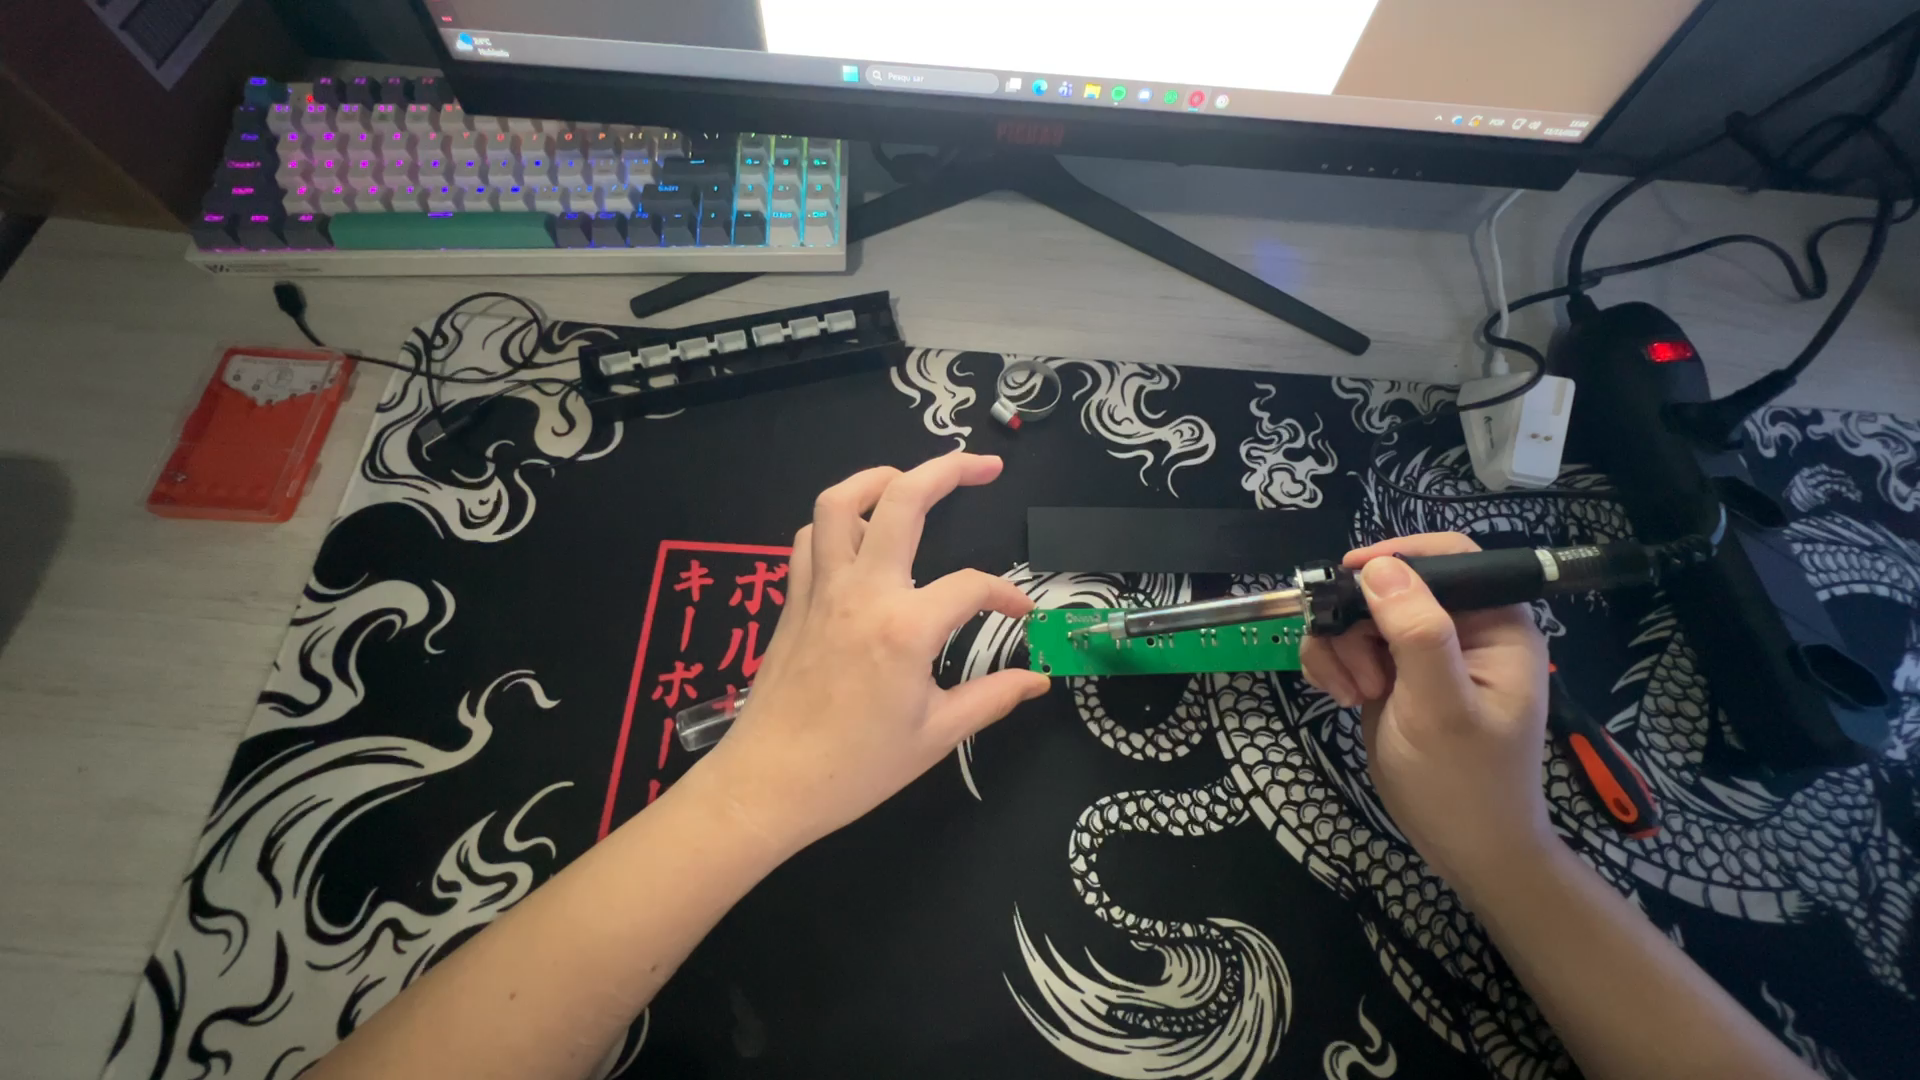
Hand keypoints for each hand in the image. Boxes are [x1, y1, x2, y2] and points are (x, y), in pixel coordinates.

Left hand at [692, 453, 1050, 856]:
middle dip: (949, 469)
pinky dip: (834, 521)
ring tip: (908, 479)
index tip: (1022, 616)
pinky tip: (857, 534)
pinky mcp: (794, 599)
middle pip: (903, 500)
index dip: (1007, 596)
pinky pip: (809, 538)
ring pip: (839, 503)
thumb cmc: (856, 767)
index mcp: (906, 627)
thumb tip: (1038, 681)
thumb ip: (992, 698)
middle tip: (984, 464)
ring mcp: (821, 589)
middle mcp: (863, 590)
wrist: (769, 784)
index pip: (972, 587)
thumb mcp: (936, 736)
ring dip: (878, 478)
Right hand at [1299, 532, 1552, 891]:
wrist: (1460, 845)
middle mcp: (1457, 630)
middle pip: (1387, 587)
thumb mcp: (1440, 706)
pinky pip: (1343, 645)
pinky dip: (1330, 665)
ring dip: (1338, 650)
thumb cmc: (1464, 780)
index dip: (1397, 556)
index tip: (1347, 577)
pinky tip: (1340, 697)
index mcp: (1494, 627)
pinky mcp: (1388, 674)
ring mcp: (1418, 653)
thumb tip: (1380, 566)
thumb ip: (1416, 633)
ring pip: (1356, 616)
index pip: (1450, 559)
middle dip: (1355, 623)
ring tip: (1352, 693)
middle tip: (1358, 671)